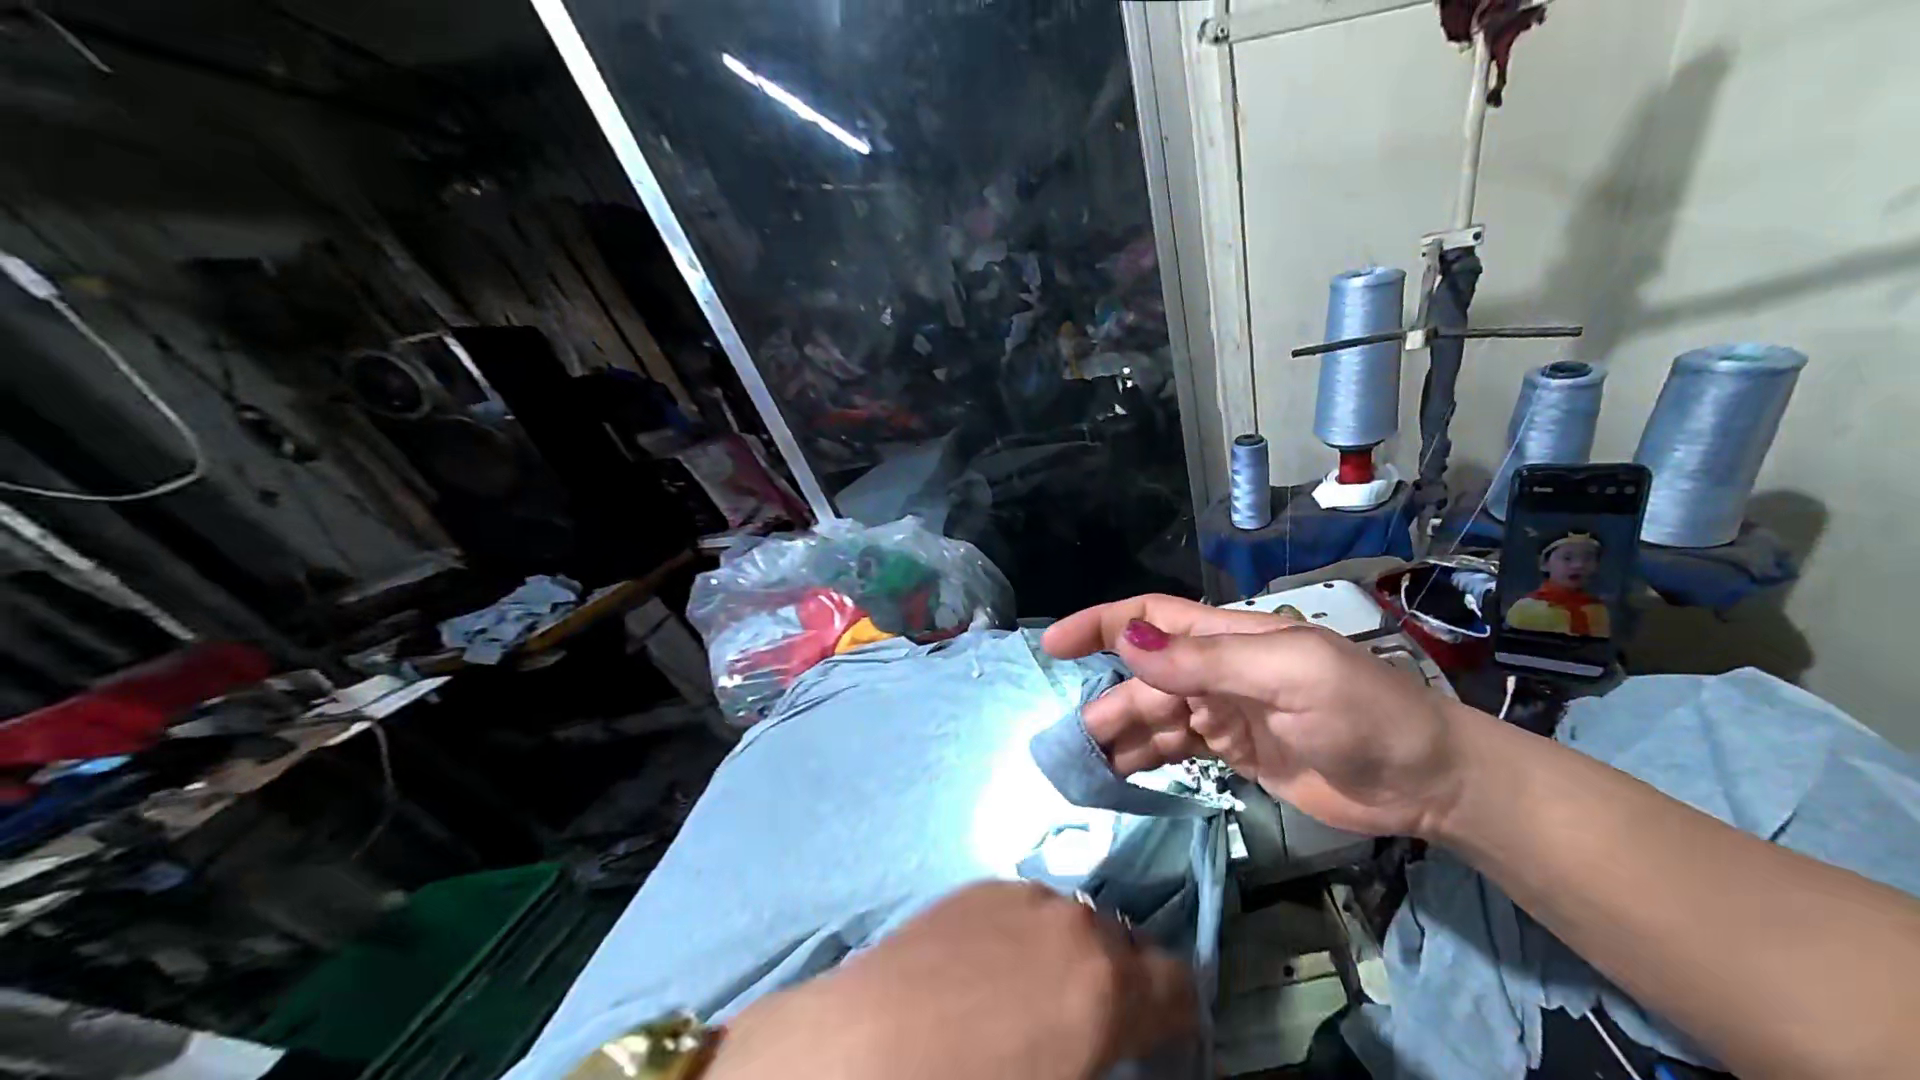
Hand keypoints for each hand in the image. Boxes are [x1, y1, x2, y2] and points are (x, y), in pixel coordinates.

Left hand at [708, 883, 1194, 1079]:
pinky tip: (985, 971)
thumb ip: (1107, 1054)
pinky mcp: (975, 886)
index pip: (1180, 983)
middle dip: (1119, 983)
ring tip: (1027, 997)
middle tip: (1085, 1027)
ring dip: (1068, 954)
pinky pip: (1025, 909)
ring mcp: (1020, 895)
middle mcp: (1073, 921)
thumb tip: (1113, 1042)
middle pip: (1125, 945)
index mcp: (1108, 981)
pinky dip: (1025, 936)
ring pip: (1072, 921)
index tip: (1159, 1038)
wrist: (862, 1047)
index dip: (1176, 1014)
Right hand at [1041, 594, 1472, 838]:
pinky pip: (1175, 749)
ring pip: (1154, 718)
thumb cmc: (1363, 712)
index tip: (1053, 646)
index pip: (1148, 620)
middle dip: (1106, 703)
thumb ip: (1206, 660)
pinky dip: (1145, 758)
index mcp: (1226, 638)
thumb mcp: (1288, 674)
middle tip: (1071, 741)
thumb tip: (1125, 644)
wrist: (1426, 781)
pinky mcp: (1233, 753)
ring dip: (1119, 736)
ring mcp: (1223, 713)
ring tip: (1083, 765)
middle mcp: (1216, 671)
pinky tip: (1118, 775)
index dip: (1099, 626)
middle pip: (1143, 680)